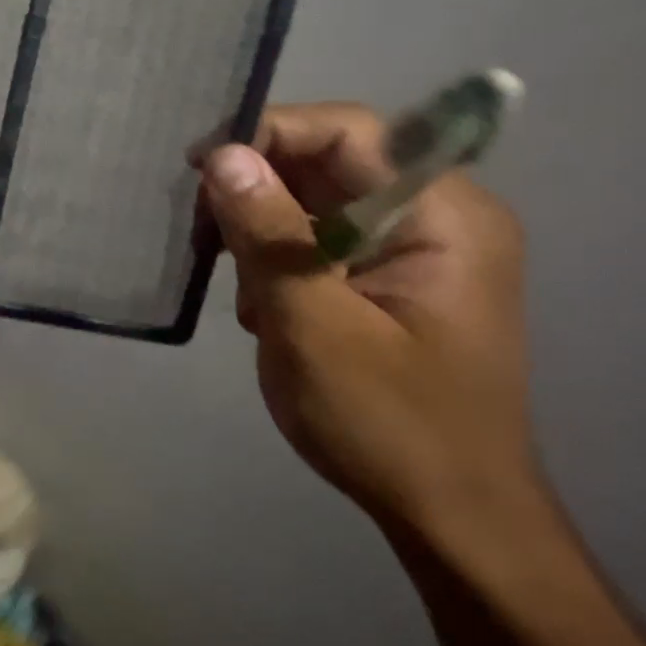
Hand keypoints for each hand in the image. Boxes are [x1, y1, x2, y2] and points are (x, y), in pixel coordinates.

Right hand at [196, 104, 536, 537]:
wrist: (447, 514)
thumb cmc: (387, 420)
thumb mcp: (313, 323)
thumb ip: (267, 234)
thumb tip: (221, 155)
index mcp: (444, 216)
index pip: (349, 131)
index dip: (268, 134)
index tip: (198, 169)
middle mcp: (436, 218)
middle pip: (327, 162)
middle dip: (257, 193)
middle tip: (204, 236)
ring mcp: (413, 250)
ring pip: (312, 202)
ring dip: (261, 234)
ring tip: (240, 289)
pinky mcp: (387, 280)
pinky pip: (317, 239)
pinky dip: (275, 261)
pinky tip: (260, 308)